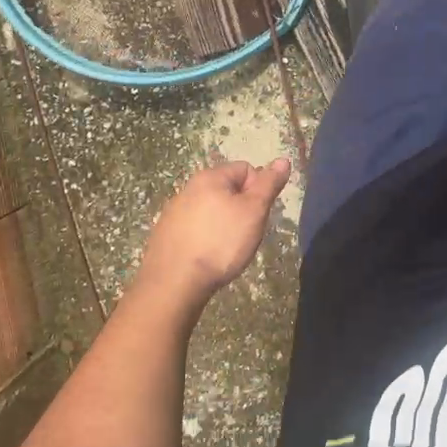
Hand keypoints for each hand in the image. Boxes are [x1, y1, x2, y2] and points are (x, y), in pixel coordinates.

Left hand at [135, 158, 291, 308]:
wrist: (173, 287)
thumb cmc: (221, 243)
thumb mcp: (255, 211)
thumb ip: (269, 184)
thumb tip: (283, 160)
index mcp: (209, 178)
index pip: (246, 169)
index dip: (259, 190)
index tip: (258, 214)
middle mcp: (187, 190)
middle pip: (227, 190)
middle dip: (241, 208)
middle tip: (246, 231)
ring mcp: (171, 214)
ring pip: (210, 210)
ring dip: (223, 223)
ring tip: (226, 248)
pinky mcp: (163, 237)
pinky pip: (194, 229)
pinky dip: (205, 238)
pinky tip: (206, 256)